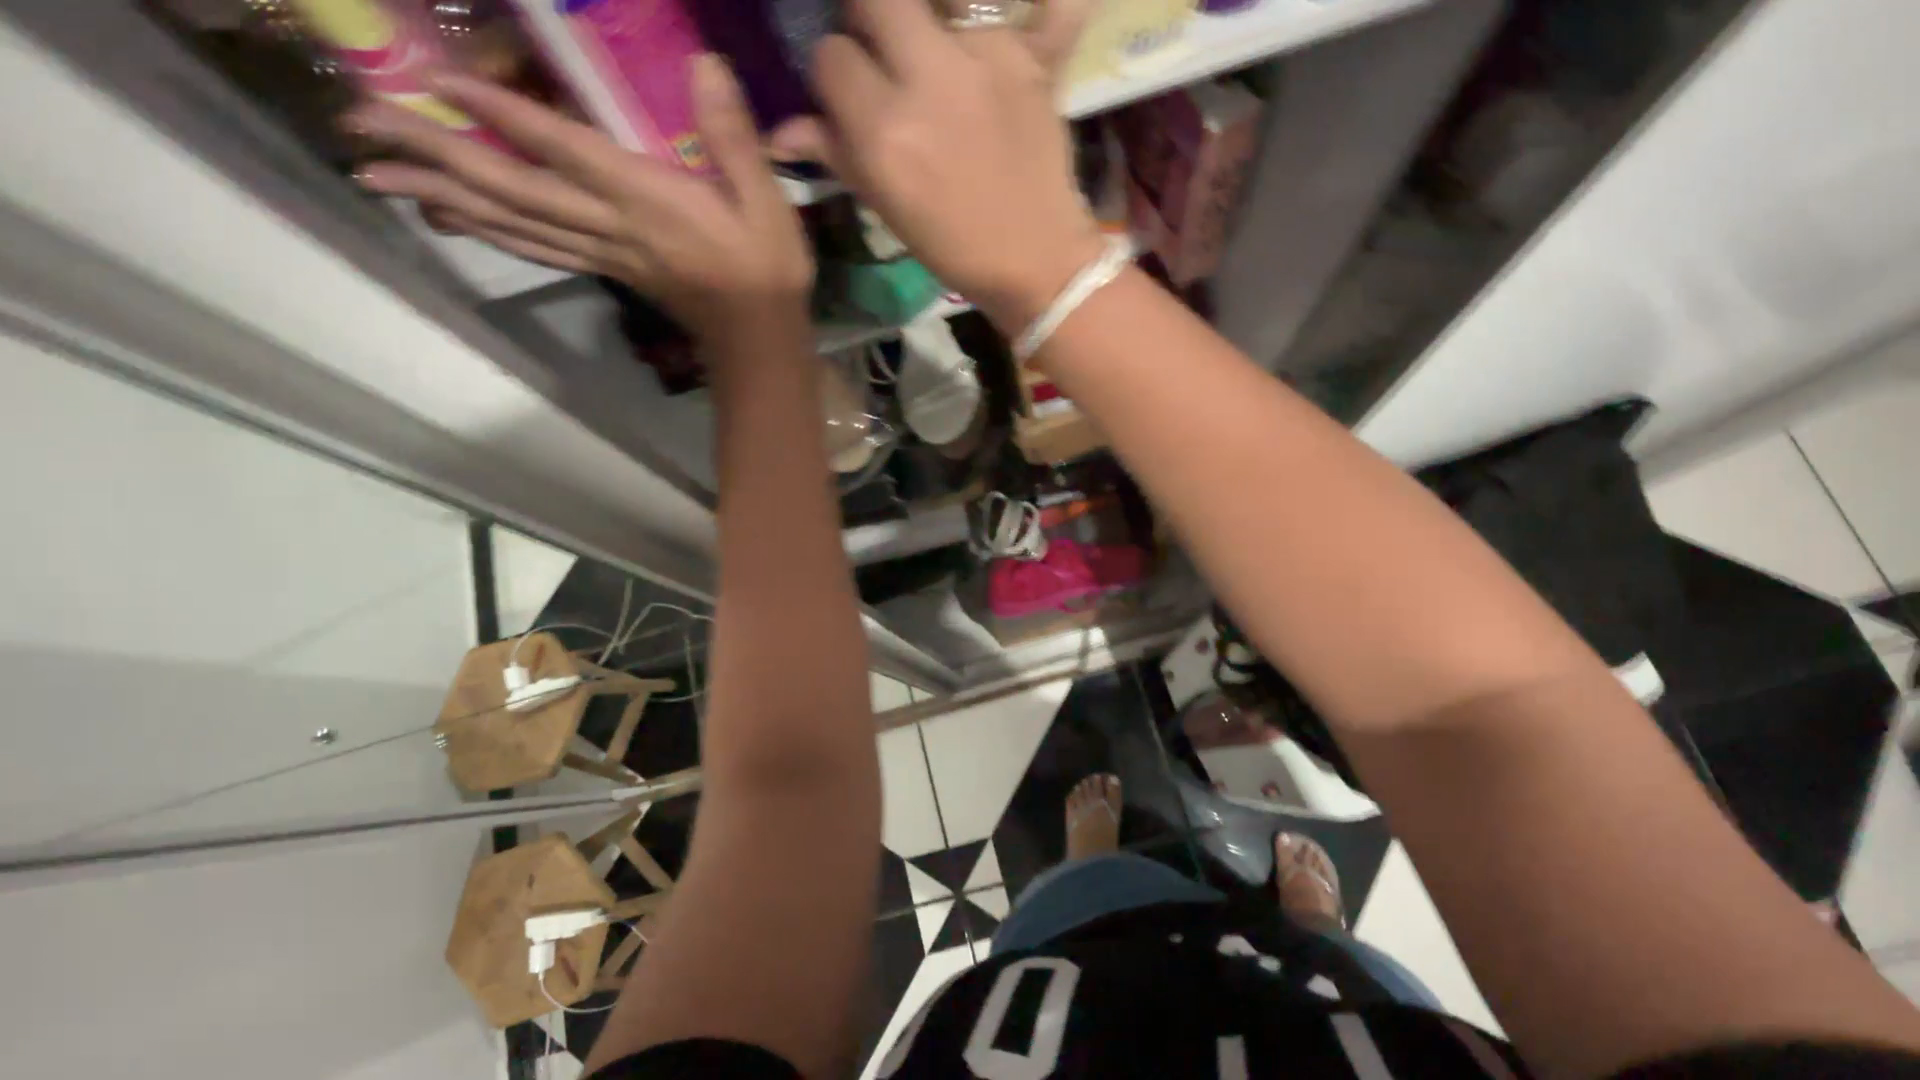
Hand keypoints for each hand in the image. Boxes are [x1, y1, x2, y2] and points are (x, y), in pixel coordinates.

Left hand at [349, 56, 811, 339]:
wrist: (757, 337)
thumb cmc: (766, 267)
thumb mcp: (768, 202)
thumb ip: (734, 137)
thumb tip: (705, 64)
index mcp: (647, 201)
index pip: (562, 152)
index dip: (502, 115)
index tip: (437, 80)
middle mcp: (608, 225)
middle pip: (510, 188)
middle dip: (435, 154)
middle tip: (360, 125)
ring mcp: (598, 250)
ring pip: (507, 222)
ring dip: (439, 196)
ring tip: (374, 174)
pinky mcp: (600, 265)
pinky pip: (528, 246)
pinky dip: (480, 229)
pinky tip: (444, 217)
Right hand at [771, 0, 1101, 327]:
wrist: (1033, 255)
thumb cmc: (950, 240)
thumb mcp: (883, 204)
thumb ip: (833, 152)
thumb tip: (778, 130)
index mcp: (884, 128)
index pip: (830, 56)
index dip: (833, 70)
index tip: (848, 86)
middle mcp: (929, 80)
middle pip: (876, 0)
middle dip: (868, 18)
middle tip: (884, 45)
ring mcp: (985, 60)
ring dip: (928, 18)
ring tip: (936, 50)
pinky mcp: (1032, 56)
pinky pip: (1030, 9)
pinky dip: (1020, 15)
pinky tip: (998, 41)